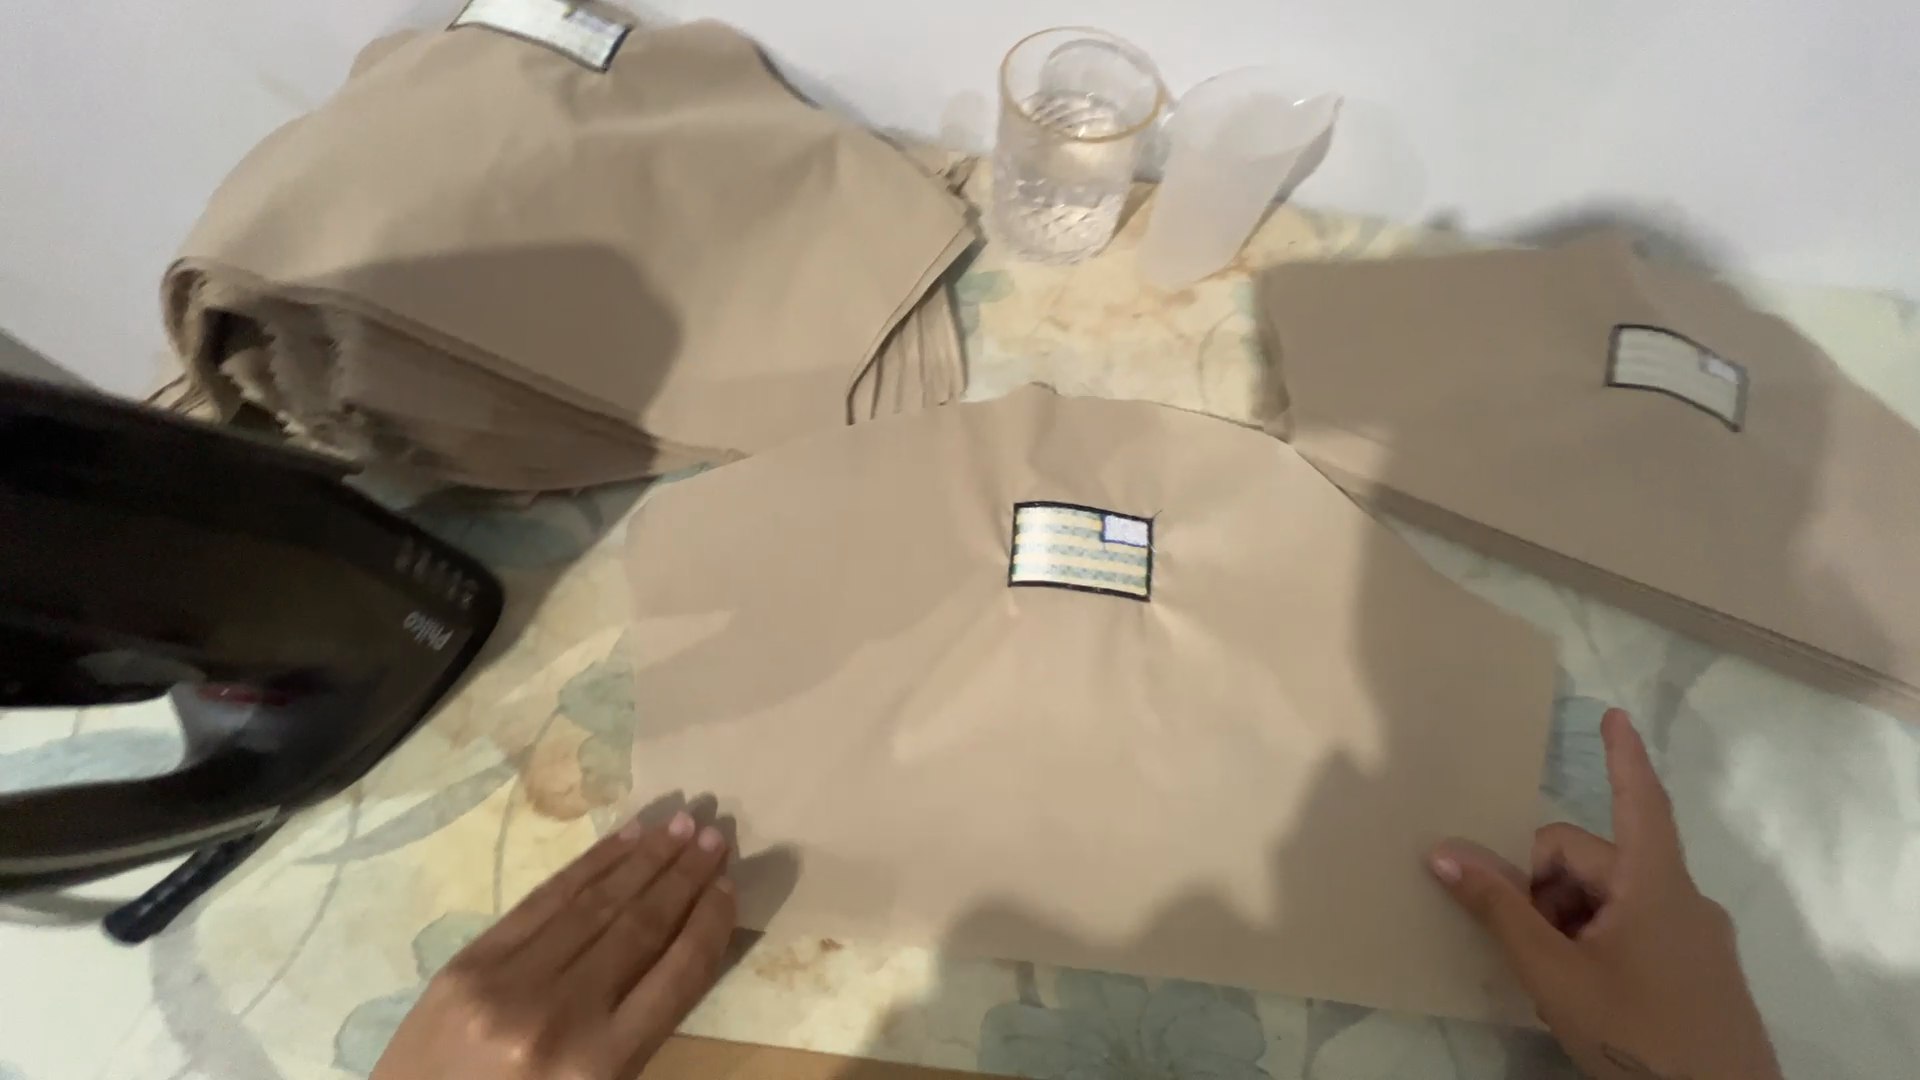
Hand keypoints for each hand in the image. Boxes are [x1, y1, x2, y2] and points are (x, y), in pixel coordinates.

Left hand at [371, 812, 735, 1079]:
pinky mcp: (469, 963)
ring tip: (682, 824)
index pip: (679, 972)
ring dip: (648, 857)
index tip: (729, 885)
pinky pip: (547, 898)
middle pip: (642, 925)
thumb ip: (641, 1028)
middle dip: (686, 875)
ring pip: (599, 902)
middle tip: (716, 836)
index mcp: (599, 1069)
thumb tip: (685, 941)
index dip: (710, 921)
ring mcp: (508, 986)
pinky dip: (593, 864)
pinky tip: (626, 839)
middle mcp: (559, 1018)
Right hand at [1429, 709, 1780, 1079]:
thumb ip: (1496, 906)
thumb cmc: (1641, 1035)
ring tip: (1543, 965)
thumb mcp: (1553, 970)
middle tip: (1516, 932)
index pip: (1640, 804)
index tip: (1614, 714)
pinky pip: (1622, 925)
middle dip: (1538, 882)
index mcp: (1657, 888)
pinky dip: (1583, 935)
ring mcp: (1688, 937)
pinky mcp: (1689, 969)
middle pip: (1587, 858)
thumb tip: (1440, 850)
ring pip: (1599, 895)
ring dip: (1558, 914)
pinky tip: (1569, 977)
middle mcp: (1679, 901)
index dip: (1624, 758)